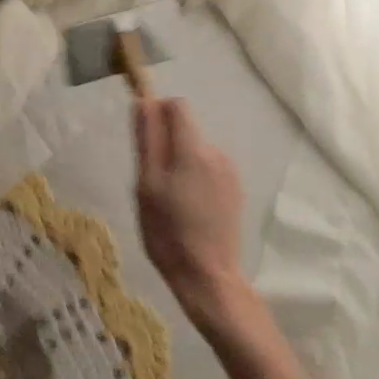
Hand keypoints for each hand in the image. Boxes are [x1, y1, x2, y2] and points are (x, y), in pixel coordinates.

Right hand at [133, 95, 246, 322]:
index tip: (144, 139)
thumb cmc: (169, 232)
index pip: (177, 106)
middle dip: (165, 145)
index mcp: (193, 149)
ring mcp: (229, 172)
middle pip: (185, 129)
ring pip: (195, 151)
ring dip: (179, 164)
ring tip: (169, 201)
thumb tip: (143, 102)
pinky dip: (194, 179)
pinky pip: (207, 169)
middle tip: (152, 183)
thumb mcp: (147, 185)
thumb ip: (147, 140)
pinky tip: (188, 209)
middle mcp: (216, 153)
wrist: (208, 276)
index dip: (157, 112)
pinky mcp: (234, 190)